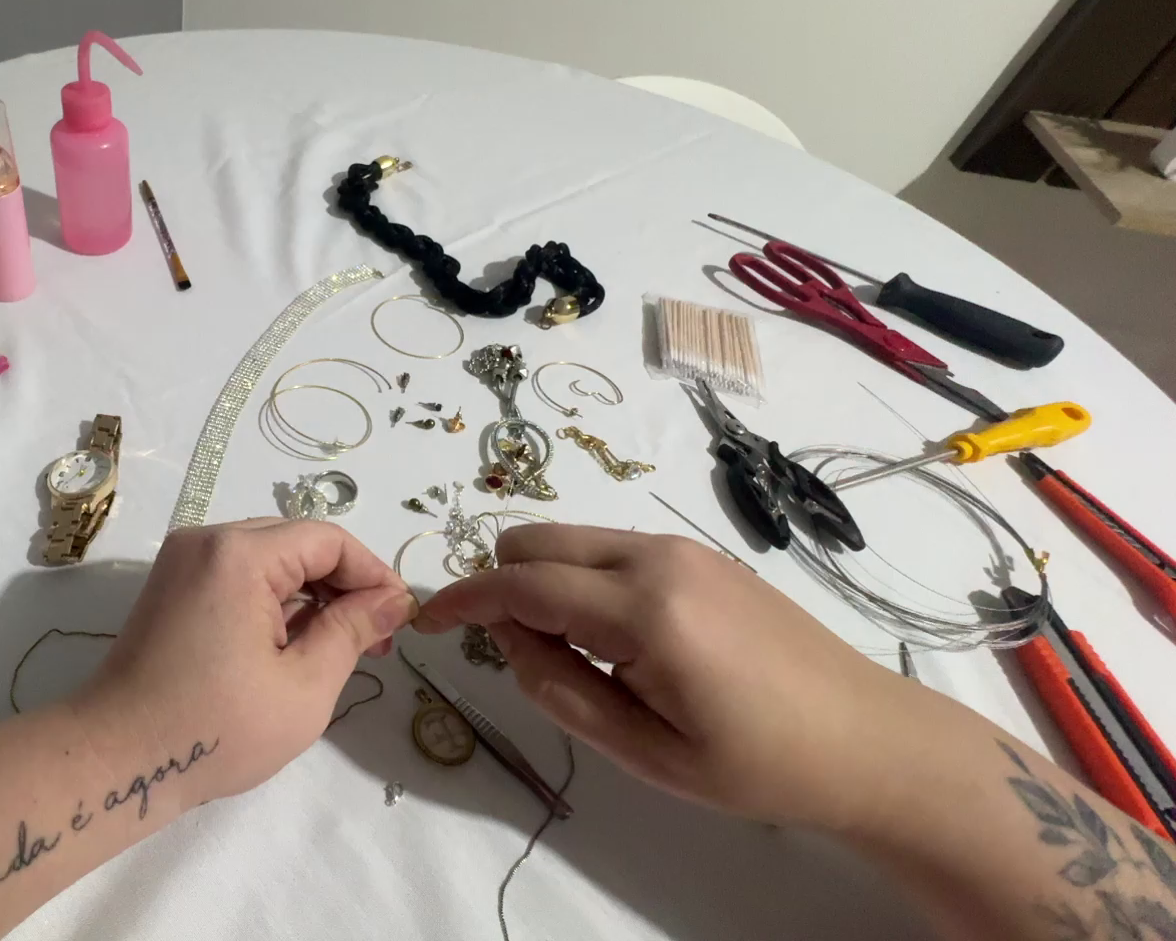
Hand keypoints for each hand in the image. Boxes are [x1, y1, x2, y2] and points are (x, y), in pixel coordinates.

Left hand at [73, 519, 416, 815]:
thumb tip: (393, 600)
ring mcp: (183, 559)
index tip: (399, 618)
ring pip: (268, 556)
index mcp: (238, 554)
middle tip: (374, 637)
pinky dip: (272, 597)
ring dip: (308, 591)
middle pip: (296, 541)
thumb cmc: (215, 728)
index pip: (326, 539)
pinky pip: (237, 572)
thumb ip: (352, 630)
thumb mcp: (304, 685)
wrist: (117, 758)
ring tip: (339, 644)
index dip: (371, 573)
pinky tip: (292, 640)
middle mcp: (206, 539)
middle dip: (342, 583)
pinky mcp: (172, 583)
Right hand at [414, 524, 923, 831]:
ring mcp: (677, 547)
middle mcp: (654, 557)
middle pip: (531, 541)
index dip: (463, 599)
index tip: (428, 620)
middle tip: (522, 651)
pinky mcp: (693, 551)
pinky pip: (601, 546)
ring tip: (577, 650)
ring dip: (540, 581)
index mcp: (643, 611)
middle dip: (501, 585)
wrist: (877, 743)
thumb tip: (507, 633)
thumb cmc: (760, 765)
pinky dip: (577, 576)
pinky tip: (615, 633)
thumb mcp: (644, 753)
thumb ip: (556, 688)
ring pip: (564, 538)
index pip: (521, 584)